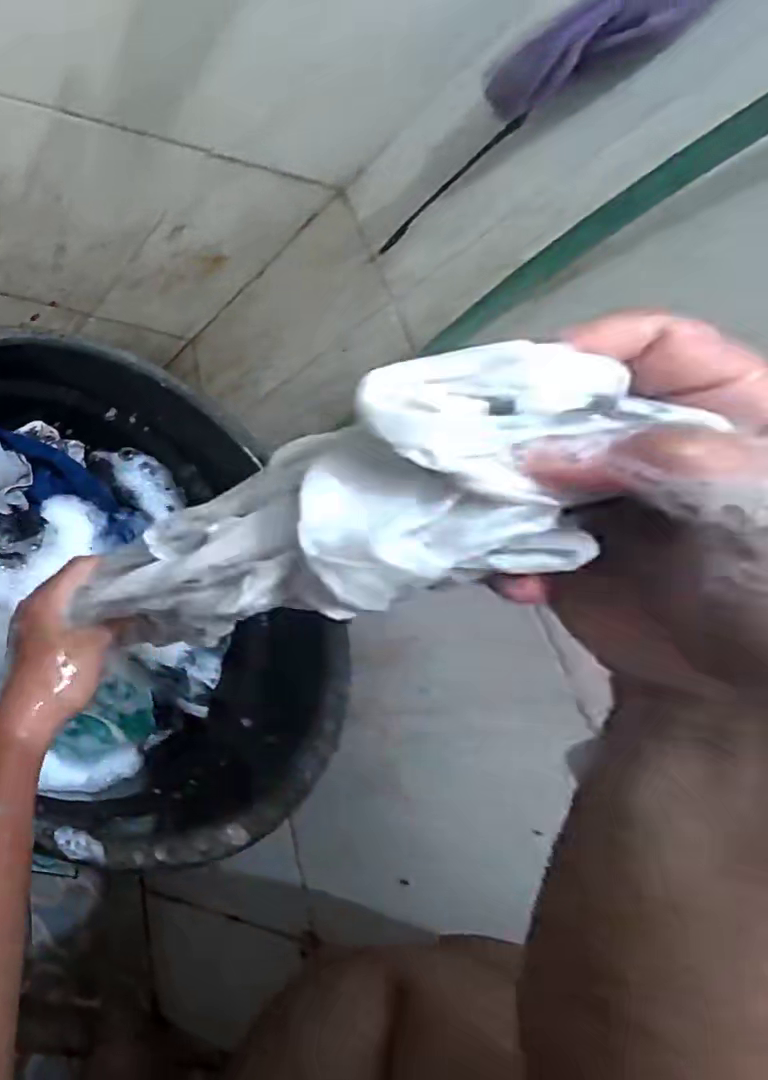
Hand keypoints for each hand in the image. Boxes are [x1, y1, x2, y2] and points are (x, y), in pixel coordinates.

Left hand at [0, 557, 123, 747]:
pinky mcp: (30, 643)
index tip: (130, 566)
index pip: (75, 568)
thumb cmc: (60, 673)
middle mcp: (31, 605)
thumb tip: (138, 616)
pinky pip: (56, 620)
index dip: (102, 564)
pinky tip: (98, 627)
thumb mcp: (94, 646)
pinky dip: (77, 618)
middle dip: (97, 584)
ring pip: (61, 603)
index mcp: (43, 598)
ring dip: (87, 603)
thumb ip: (115, 625)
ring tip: (119, 605)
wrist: (28, 712)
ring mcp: (27, 625)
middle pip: (66, 583)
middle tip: (129, 587)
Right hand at [494, 313, 767, 700]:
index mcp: (726, 414)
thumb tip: (540, 449)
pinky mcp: (551, 540)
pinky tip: (517, 584)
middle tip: (459, 453)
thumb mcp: (761, 512)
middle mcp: (649, 444)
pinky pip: (498, 528)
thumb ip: (674, 461)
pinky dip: (492, 555)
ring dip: (487, 498)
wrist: (748, 690)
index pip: (657, 346)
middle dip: (506, 430)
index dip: (588, 347)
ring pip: (514, 467)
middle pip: (560, 407)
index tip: (518, 380)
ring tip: (483, 529)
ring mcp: (594, 494)